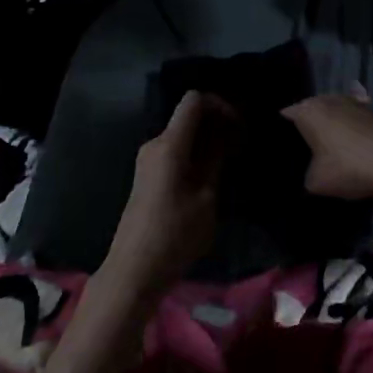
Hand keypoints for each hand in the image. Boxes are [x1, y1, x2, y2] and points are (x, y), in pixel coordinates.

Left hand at [105, 92, 235, 294]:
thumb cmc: (174, 235)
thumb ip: (216, 159)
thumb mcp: (206, 198)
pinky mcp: (146, 175)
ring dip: (206, 140)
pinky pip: (174, 150)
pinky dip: (193, 154)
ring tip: (228, 163)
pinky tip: (208, 177)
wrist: (133, 272)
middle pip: (188, 116)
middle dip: (216, 123)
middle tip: (239, 145)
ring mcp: (147, 159)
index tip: (238, 126)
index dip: (219, 104)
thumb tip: (227, 132)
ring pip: (182, 134)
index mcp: (169, 144)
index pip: (193, 100)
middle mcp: (155, 143)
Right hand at [282, 94, 372, 201]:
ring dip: (331, 123)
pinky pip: (354, 116)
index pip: (287, 115)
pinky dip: (352, 125)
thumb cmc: (349, 168)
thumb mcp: (316, 182)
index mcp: (309, 111)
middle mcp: (328, 99)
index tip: (283, 144)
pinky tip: (353, 139)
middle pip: (311, 109)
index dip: (283, 129)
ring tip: (329, 144)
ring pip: (334, 110)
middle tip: (304, 146)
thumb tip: (310, 171)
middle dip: (308, 123)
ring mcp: (353, 101)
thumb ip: (305, 174)